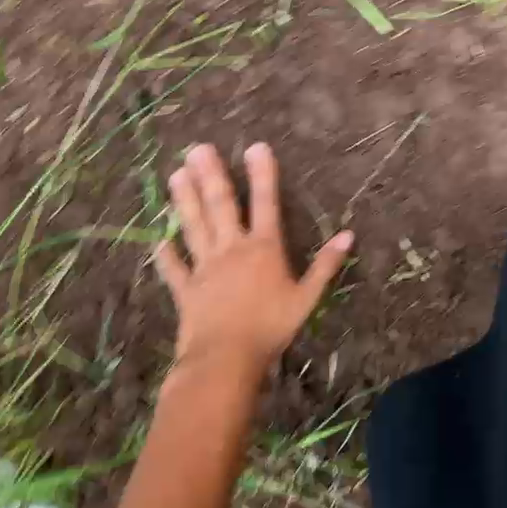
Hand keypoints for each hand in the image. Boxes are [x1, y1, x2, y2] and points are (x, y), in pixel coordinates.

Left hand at [153, 142, 353, 373]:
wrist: (223, 360)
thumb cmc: (270, 327)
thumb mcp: (307, 297)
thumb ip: (325, 264)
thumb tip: (348, 234)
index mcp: (264, 248)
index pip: (266, 203)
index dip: (262, 174)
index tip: (255, 147)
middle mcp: (233, 249)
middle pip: (221, 206)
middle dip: (212, 175)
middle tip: (198, 149)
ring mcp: (205, 269)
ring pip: (195, 227)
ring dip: (185, 200)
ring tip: (176, 174)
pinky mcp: (186, 291)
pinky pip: (175, 270)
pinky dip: (167, 256)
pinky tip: (158, 241)